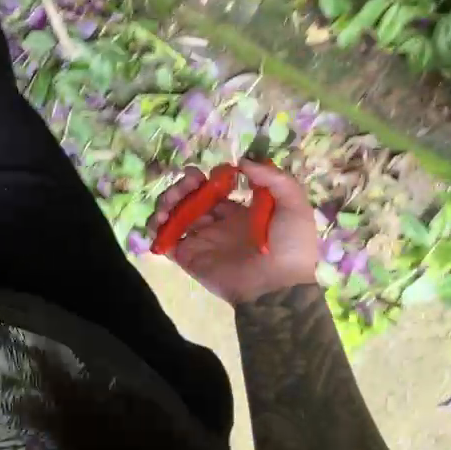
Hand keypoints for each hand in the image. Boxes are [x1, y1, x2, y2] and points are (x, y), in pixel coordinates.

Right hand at [148, 159, 317, 305]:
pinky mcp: (186, 254)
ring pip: (173, 213)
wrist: (276, 287)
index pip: (215, 190)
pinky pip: (163, 237)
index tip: (213, 175)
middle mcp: (216, 224)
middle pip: (189, 197)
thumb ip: (275, 179)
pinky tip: (162, 219)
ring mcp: (199, 239)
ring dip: (167, 200)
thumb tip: (242, 162)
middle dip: (183, 185)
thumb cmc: (287, 247)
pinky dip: (155, 225)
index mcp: (239, 214)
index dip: (210, 178)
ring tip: (170, 203)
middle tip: (188, 184)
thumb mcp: (294, 207)